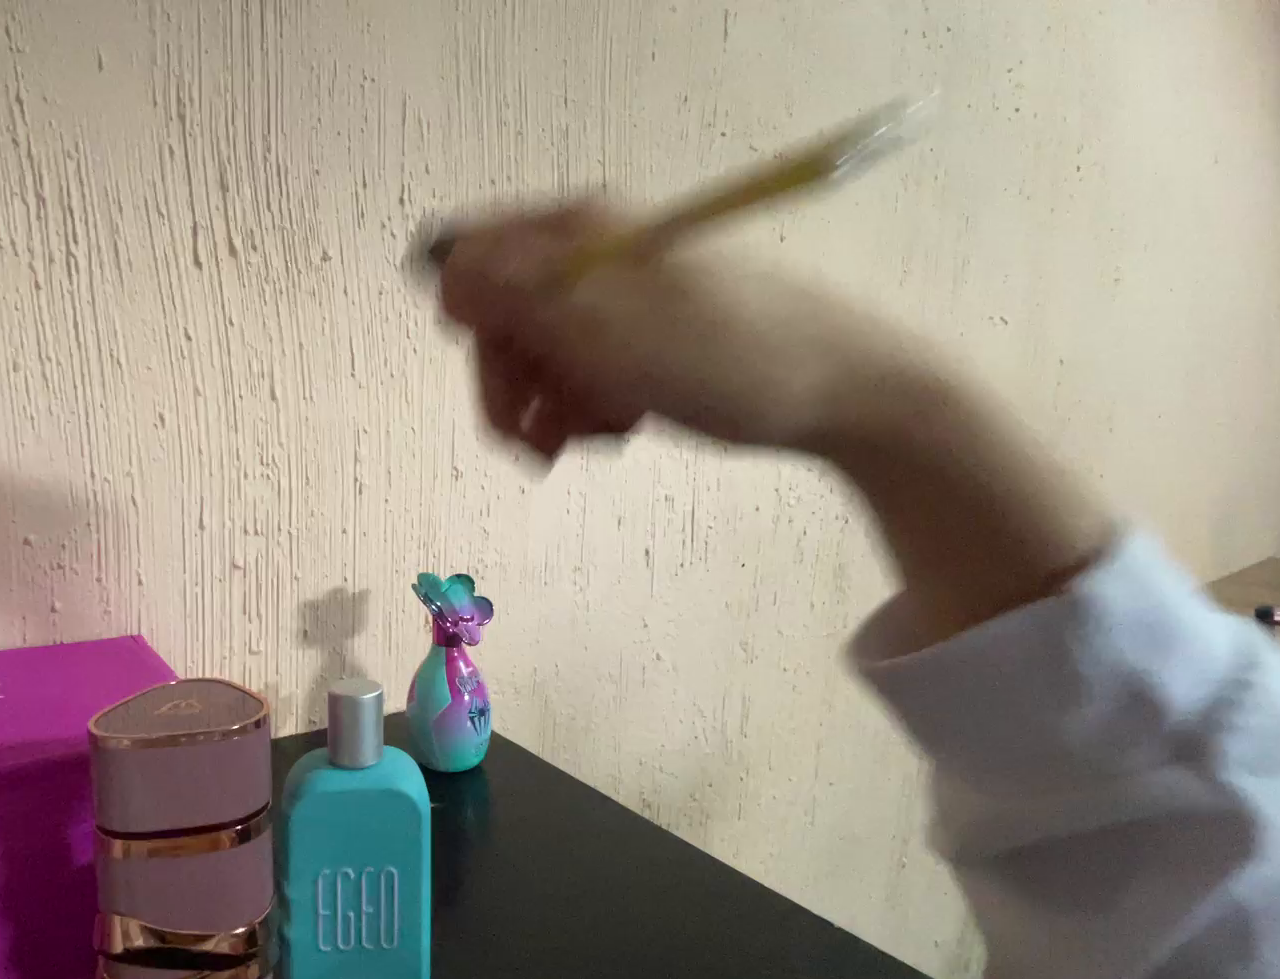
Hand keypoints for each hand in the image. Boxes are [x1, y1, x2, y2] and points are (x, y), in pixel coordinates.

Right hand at [436, 200, 923, 457]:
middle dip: (510, 384)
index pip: (475, 257)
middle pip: (502, 319)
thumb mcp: (608, 329)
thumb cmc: (721, 358)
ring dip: (550, 409)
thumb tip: (442, 273)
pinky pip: (579, 378)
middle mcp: (590, 260)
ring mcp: (614, 305)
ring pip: (538, 359)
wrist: (838, 394)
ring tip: (592, 439)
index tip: (503, 369)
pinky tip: (620, 429)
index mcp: (578, 233)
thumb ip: (518, 298)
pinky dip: (586, 412)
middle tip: (533, 443)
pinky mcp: (635, 344)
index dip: (472, 319)